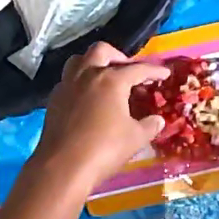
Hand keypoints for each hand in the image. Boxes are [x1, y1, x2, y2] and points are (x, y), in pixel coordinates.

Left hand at [30, 43, 168, 187]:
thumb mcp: (135, 138)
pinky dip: (80, 83)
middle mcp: (87, 75)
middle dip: (118, 56)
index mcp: (111, 80)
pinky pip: (68, 81)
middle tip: (128, 71)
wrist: (63, 167)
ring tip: (104, 78)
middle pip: (102, 51)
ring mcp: (67, 86)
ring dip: (94, 64)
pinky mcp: (54, 100)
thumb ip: (149, 126)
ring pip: (79, 61)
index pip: (138, 69)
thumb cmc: (105, 148)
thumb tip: (158, 120)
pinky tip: (87, 98)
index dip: (154, 71)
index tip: (164, 73)